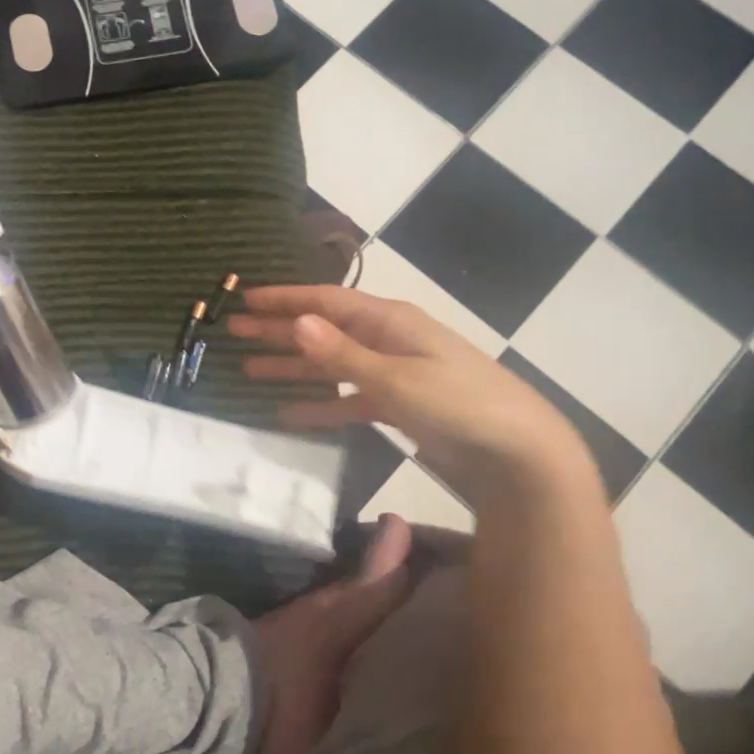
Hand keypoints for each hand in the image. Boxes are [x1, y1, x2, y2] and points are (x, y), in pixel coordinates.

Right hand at [229, 285, 602, 514]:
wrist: (520, 454)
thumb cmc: (458, 404)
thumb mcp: (394, 378)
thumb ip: (341, 354)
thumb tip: (296, 321)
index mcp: (390, 322)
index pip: (326, 301)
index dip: (284, 299)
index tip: (243, 298)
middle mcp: (388, 340)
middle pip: (323, 329)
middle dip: (278, 329)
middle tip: (233, 331)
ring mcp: (394, 372)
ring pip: (330, 364)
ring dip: (291, 366)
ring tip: (247, 370)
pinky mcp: (399, 404)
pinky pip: (346, 398)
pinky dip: (319, 404)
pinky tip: (287, 413)